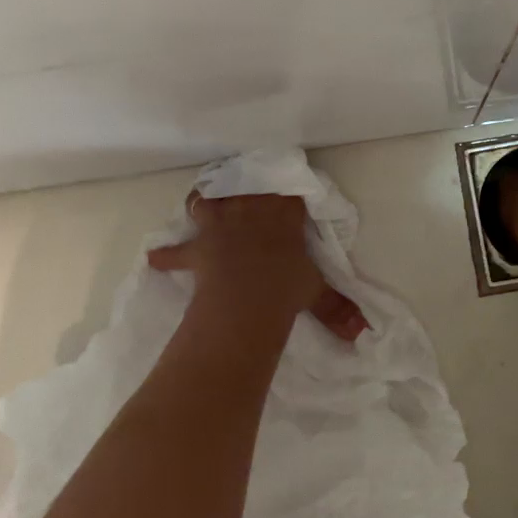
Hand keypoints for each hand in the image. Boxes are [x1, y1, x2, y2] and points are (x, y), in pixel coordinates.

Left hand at [146, 193, 365, 342]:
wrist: (247, 296)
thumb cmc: (287, 286)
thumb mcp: (317, 293)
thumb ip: (337, 308)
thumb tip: (361, 331)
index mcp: (285, 213)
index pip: (288, 192)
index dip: (286, 192)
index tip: (286, 195)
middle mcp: (250, 209)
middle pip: (243, 186)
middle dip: (242, 186)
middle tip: (241, 187)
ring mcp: (220, 224)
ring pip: (205, 203)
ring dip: (202, 203)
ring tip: (200, 203)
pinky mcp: (198, 247)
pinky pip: (177, 252)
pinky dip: (167, 256)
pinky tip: (155, 259)